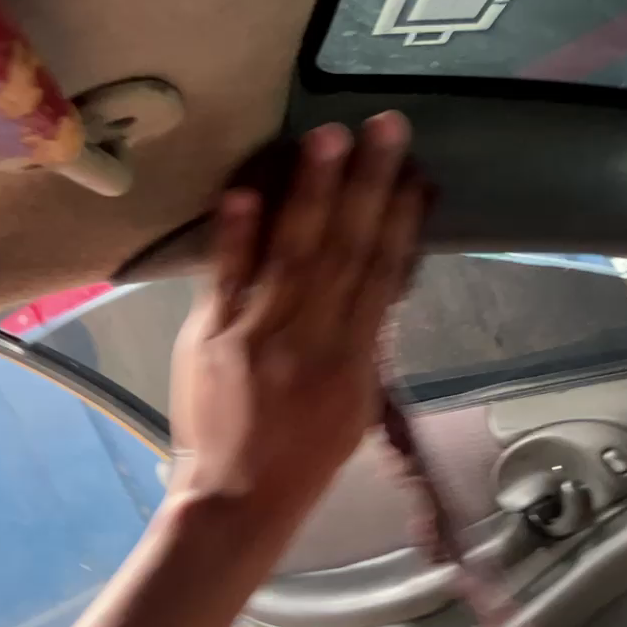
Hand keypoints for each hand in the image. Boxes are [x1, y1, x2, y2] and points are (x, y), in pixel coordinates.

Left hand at [166, 112, 425, 527]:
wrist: (237, 499)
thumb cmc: (306, 456)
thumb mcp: (356, 407)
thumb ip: (367, 344)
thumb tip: (377, 282)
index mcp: (354, 360)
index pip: (382, 276)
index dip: (401, 221)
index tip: (416, 173)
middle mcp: (312, 340)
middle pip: (345, 251)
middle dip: (367, 186)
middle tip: (384, 127)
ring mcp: (257, 335)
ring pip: (292, 256)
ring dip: (309, 194)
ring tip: (325, 138)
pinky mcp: (209, 337)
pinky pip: (225, 281)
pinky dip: (235, 237)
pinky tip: (245, 190)